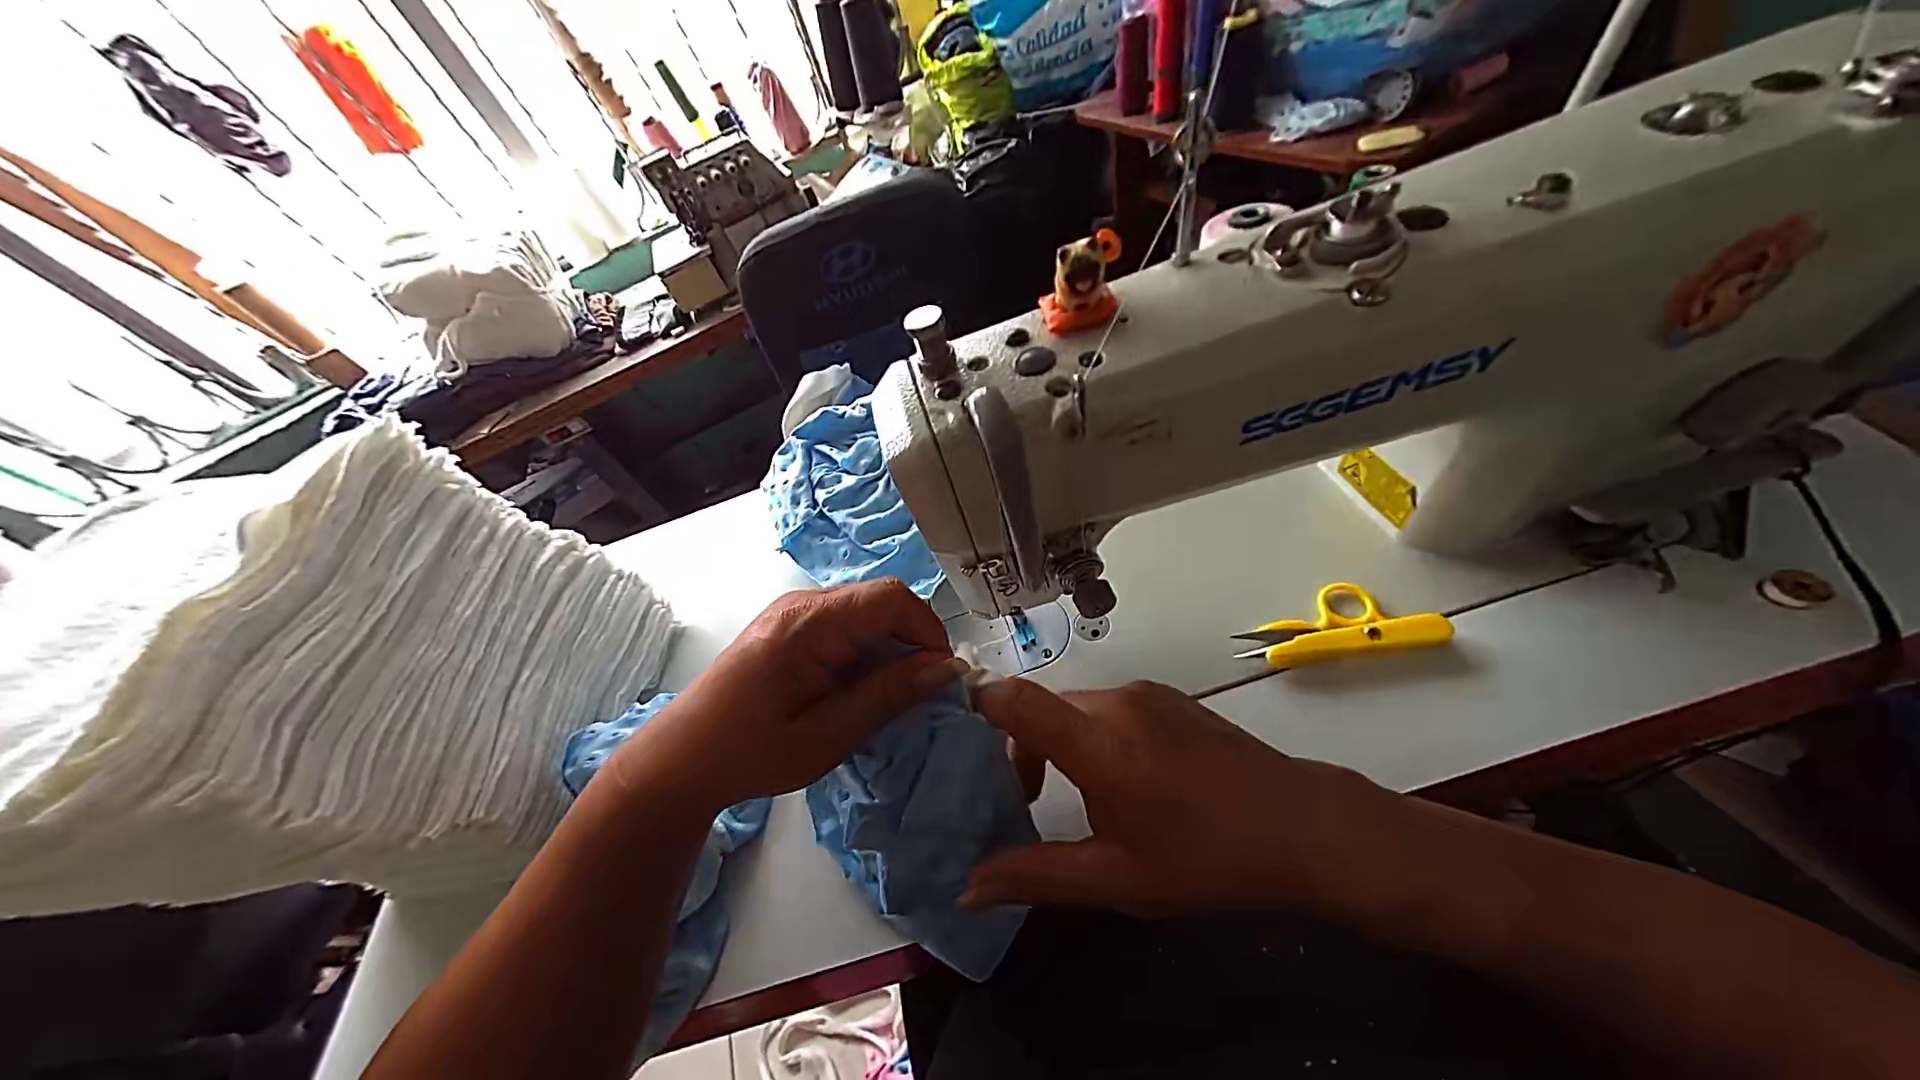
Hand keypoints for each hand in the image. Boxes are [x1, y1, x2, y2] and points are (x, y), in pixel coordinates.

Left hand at [606, 580, 966, 812]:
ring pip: (869, 613)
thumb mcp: (826, 735)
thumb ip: (887, 696)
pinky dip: (868, 652)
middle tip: (917, 694)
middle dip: (912, 643)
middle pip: (883, 601)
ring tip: (887, 698)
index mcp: (808, 623)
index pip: (892, 598)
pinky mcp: (791, 624)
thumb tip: (945, 668)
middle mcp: (802, 603)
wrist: (681, 758)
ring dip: (891, 650)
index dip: (928, 630)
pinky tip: (859, 690)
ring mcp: (794, 610)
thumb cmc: (748, 753)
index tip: (938, 676)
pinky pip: (848, 624)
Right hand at [960, 679, 1416, 918]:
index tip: (951, 736)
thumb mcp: (1118, 879)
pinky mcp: (1164, 696)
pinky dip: (1088, 734)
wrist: (1301, 825)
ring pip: (1072, 709)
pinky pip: (1105, 707)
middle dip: (1019, 750)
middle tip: (1021, 801)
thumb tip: (968, 888)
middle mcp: (1116, 702)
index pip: (1015, 700)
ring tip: (1074, 798)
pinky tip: (1118, 778)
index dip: (975, 706)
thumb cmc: (1207, 857)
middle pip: (1038, 709)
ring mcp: (1144, 694)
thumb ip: (1036, 876)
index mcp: (1099, 743)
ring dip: (1056, 744)